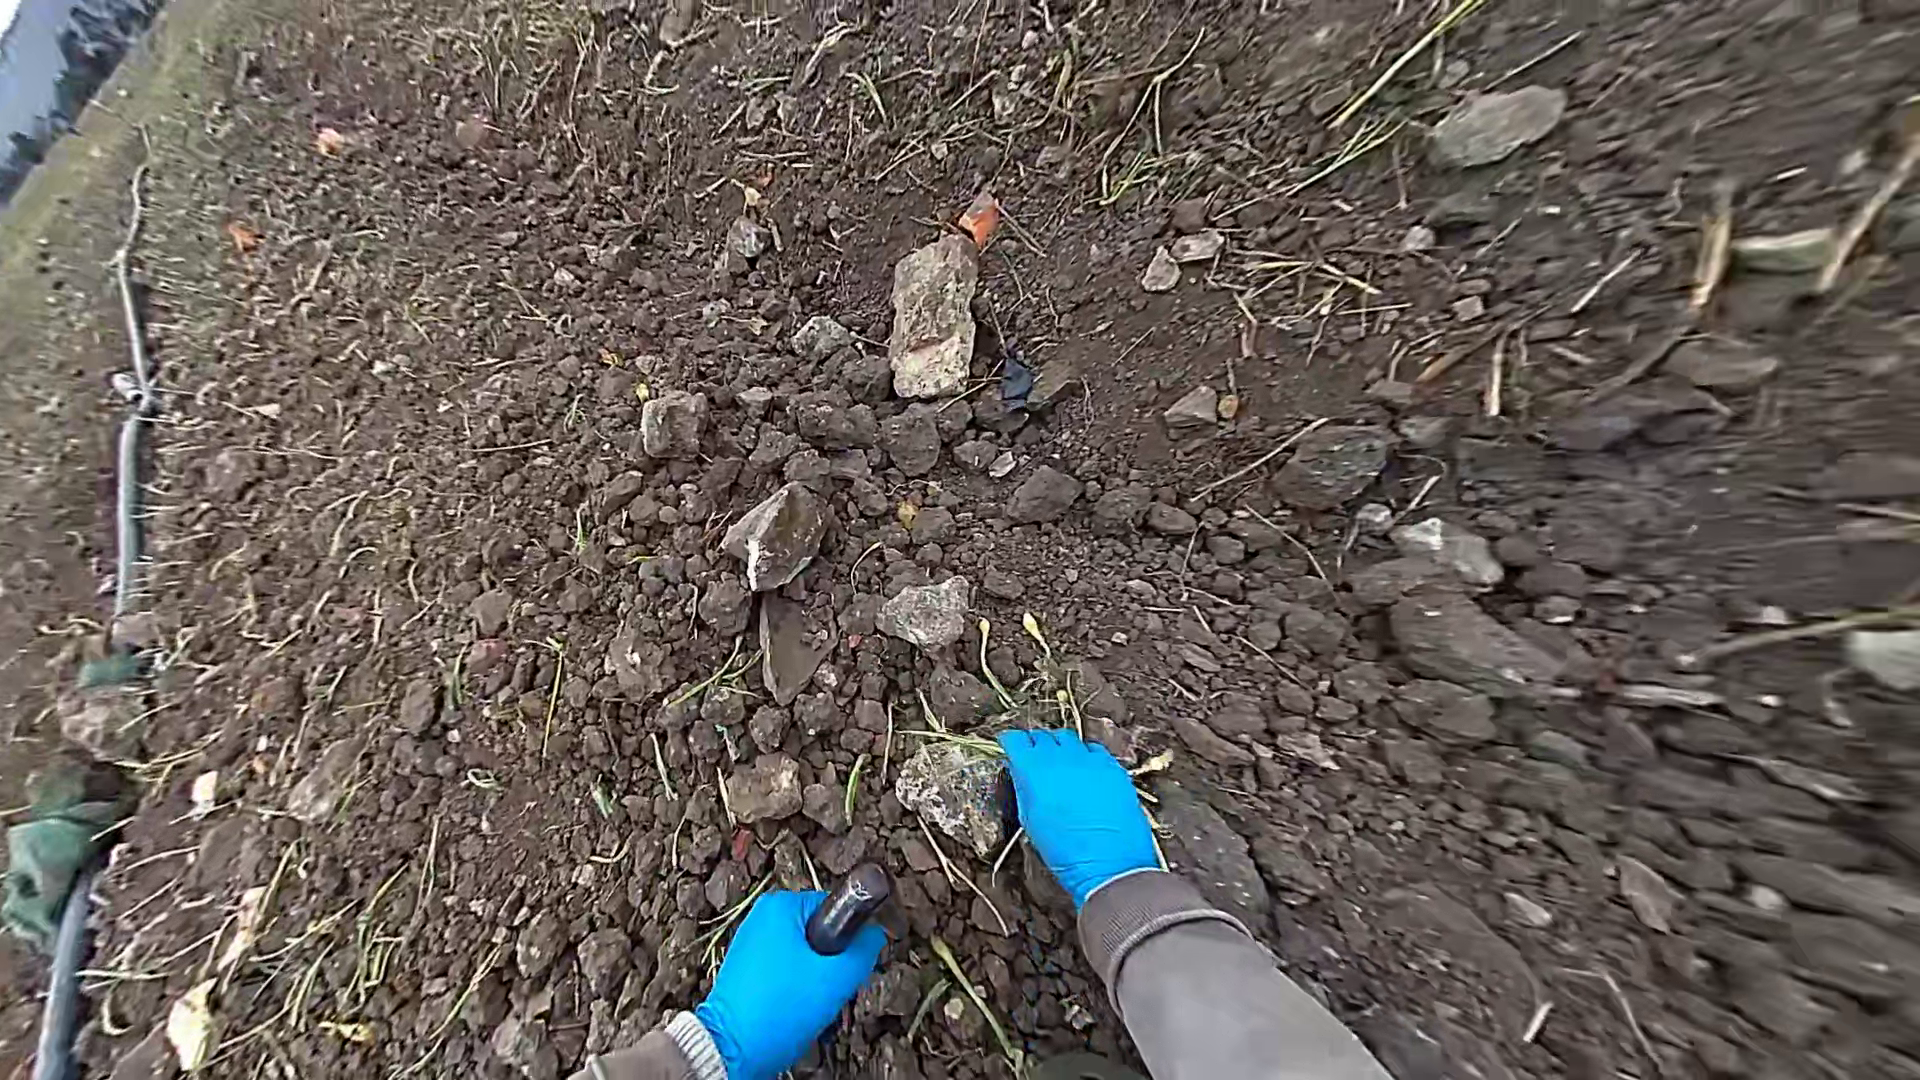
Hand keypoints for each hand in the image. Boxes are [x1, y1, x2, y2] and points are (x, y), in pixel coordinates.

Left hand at [694, 891, 884, 1079]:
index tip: (849, 966)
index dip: (848, 939)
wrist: (725, 1055)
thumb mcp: (834, 980)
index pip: (833, 909)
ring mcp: (750, 940)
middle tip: (830, 989)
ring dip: (813, 976)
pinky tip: (793, 1008)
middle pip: (817, 931)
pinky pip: (782, 966)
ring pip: (801, 952)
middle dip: (829, 962)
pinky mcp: (743, 966)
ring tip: (809, 1003)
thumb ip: (863, 951)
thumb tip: (876, 934)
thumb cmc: (777, 1011)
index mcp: (781, 905)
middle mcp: (763, 915)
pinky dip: (793, 985)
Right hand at [997, 729, 1158, 907]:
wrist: (1109, 866)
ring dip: (1060, 746)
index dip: (1012, 743)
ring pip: (1068, 738)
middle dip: (1035, 744)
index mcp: (1034, 769)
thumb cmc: (1066, 852)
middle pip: (1042, 736)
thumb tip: (1020, 772)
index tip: (1012, 746)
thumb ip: (1023, 788)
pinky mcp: (1111, 766)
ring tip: (1060, 762)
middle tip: (1034, 755)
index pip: (1016, 740)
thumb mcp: (1031, 821)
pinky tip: (1085, 769)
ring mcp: (1088, 759)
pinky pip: (1093, 750)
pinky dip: (1085, 755)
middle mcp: (1060, 757)